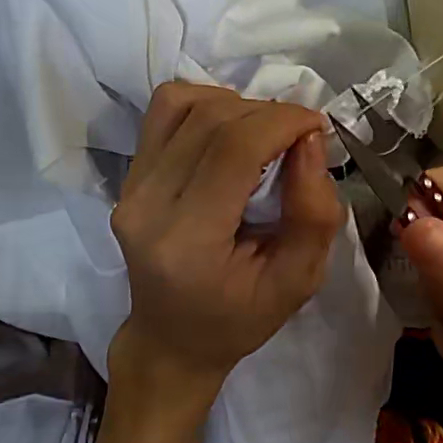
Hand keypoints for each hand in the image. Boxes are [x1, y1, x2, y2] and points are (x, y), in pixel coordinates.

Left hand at [110, 83, 342, 398]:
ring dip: (235, 104)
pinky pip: (163, 112)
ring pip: (181, 103)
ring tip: (264, 133)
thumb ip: (313, 214)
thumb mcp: (297, 281)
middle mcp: (146, 206)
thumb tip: (310, 139)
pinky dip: (204, 105)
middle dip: (266, 113)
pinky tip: (228, 131)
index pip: (232, 150)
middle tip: (299, 135)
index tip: (316, 127)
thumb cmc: (238, 319)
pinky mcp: (126, 177)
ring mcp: (128, 188)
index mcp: (187, 242)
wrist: (171, 339)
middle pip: (208, 119)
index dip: (282, 122)